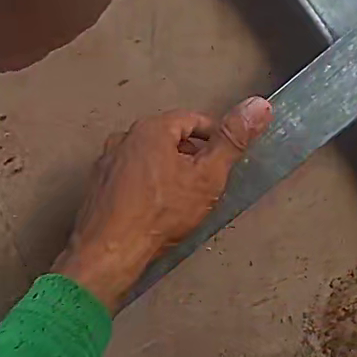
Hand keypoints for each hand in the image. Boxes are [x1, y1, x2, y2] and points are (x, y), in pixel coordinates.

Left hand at [53, 98, 273, 310]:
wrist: (112, 250)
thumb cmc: (160, 213)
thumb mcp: (208, 176)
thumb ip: (233, 140)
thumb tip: (259, 106)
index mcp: (152, 129)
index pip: (193, 120)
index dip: (215, 136)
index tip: (226, 155)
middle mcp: (124, 138)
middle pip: (168, 137)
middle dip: (191, 154)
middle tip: (208, 178)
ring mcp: (107, 163)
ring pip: (147, 157)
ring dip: (167, 169)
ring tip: (182, 196)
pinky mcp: (97, 187)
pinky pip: (129, 178)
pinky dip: (145, 186)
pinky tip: (155, 208)